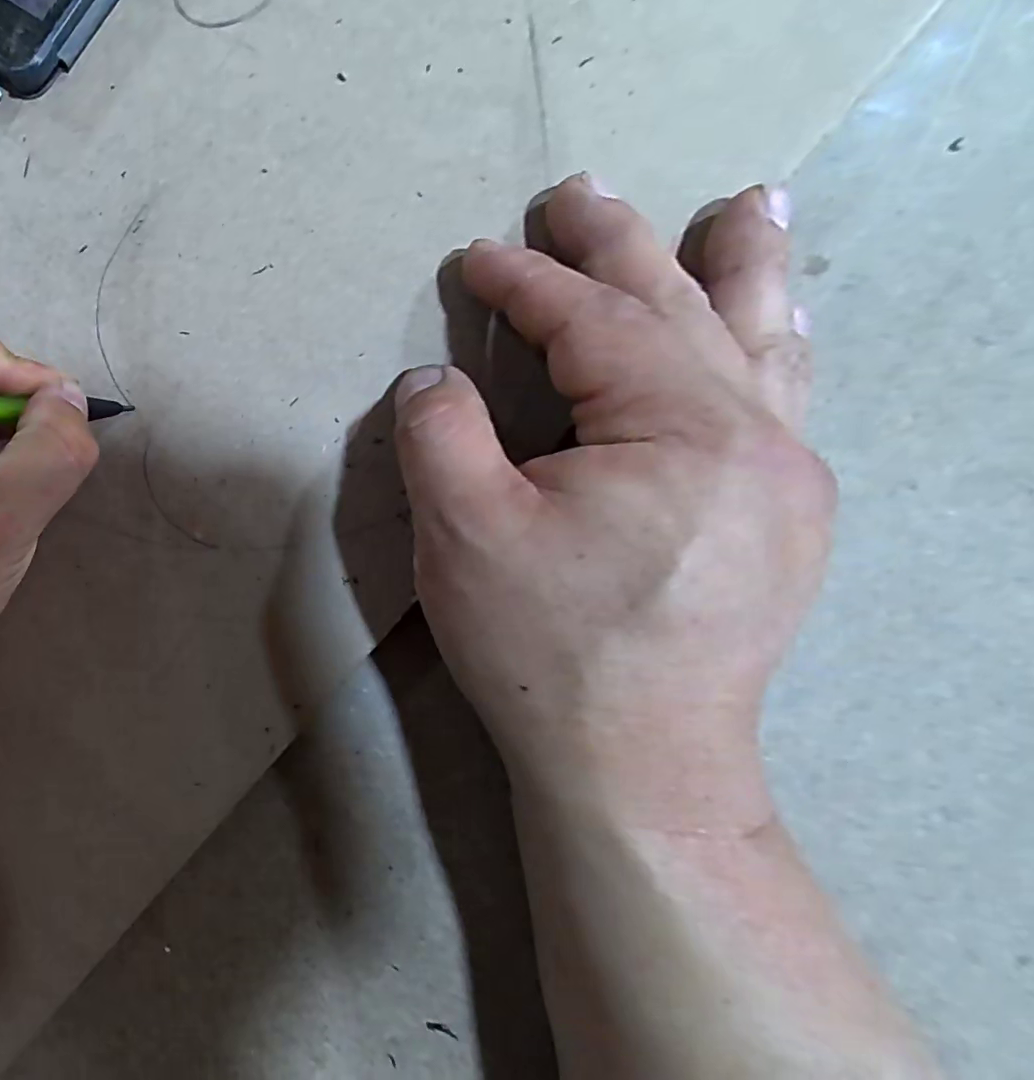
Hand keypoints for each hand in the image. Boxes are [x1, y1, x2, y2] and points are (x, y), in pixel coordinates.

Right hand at [394, 175, 833, 831]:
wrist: (634, 755)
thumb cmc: (540, 641)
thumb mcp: (462, 530)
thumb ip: (440, 435)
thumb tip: (431, 377)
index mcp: (677, 430)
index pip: (592, 325)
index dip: (525, 283)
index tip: (475, 256)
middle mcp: (755, 435)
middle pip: (680, 311)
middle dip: (621, 245)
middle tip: (580, 192)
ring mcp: (784, 477)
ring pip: (758, 344)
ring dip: (738, 268)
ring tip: (743, 206)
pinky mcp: (780, 518)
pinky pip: (781, 398)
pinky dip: (768, 341)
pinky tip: (774, 323)